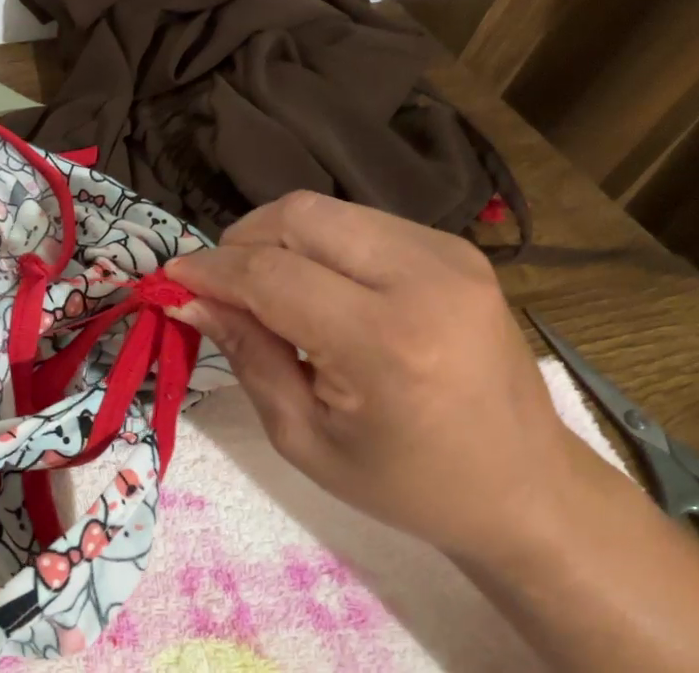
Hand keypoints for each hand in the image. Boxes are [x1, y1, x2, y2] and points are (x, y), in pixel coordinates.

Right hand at [165, 191, 589, 559]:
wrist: (528, 489)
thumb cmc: (407, 482)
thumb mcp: (303, 437)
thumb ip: (245, 354)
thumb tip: (188, 297)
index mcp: (387, 341)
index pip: (270, 273)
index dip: (210, 270)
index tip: (170, 279)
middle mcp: (424, 278)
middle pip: (297, 216)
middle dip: (240, 242)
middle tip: (217, 285)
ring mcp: (448, 254)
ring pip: (324, 209)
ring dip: (275, 237)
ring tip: (261, 286)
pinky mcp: (456, 248)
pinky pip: (357, 220)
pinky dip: (315, 241)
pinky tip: (312, 283)